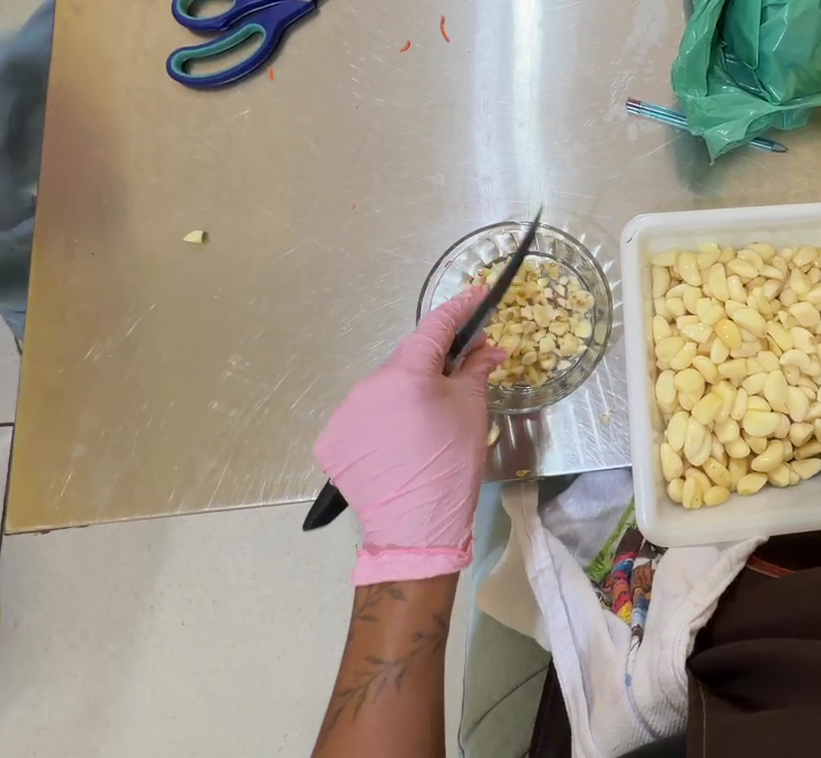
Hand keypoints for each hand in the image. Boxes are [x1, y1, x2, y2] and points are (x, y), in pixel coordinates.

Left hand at [314, 287, 506, 585]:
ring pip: (384, 388)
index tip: (476, 293)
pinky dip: (386, 417)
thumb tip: (487, 347)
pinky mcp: (333, 441)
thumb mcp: (472, 410)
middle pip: (407, 359)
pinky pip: (365, 415)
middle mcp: (367, 385)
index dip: (459, 308)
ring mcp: (345, 414)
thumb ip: (476, 369)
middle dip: (435, 360)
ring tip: (430, 414)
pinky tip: (402, 438)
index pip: (435, 326)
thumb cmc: (453, 463)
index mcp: (406, 372)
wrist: (415, 527)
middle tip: (463, 369)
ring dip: (408, 391)